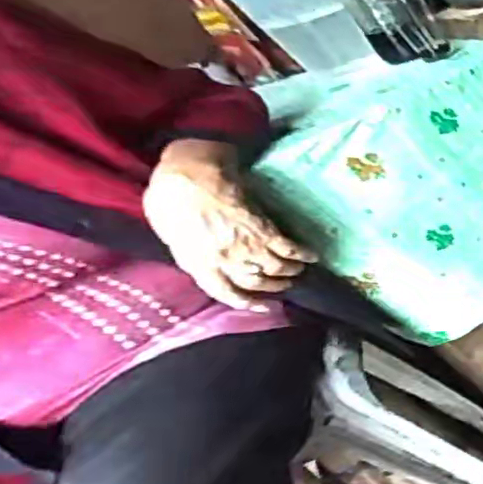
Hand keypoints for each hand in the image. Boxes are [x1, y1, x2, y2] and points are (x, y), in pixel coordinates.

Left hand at [141, 139, 317, 310]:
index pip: (226, 292)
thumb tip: (210, 261)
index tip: (267, 307)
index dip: (248, 303)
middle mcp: (225, 259)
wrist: (190, 176)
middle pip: (258, 282)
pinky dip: (304, 254)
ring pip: (278, 269)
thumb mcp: (170, 234)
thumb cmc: (170, 201)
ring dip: (291, 270)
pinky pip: (291, 249)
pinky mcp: (266, 230)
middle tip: (285, 282)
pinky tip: (312, 255)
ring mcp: (247, 245)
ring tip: (297, 268)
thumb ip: (192, 252)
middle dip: (274, 285)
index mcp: (196, 262)